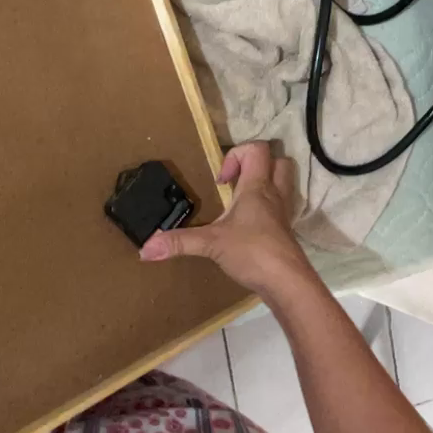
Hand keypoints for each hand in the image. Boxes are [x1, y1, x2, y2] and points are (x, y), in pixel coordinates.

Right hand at [140, 142, 316, 298]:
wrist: (287, 282)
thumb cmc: (253, 252)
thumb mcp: (211, 244)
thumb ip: (179, 242)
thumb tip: (145, 248)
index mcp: (258, 188)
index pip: (256, 150)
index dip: (235, 155)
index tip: (220, 181)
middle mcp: (274, 195)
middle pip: (279, 161)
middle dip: (257, 165)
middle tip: (235, 183)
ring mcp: (283, 214)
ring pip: (284, 184)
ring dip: (265, 184)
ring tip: (241, 200)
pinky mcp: (285, 231)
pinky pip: (280, 208)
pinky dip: (267, 208)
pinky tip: (249, 225)